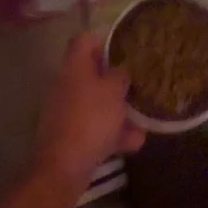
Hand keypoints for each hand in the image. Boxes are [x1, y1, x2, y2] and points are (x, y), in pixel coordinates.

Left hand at [33, 32, 145, 185]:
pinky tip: (135, 142)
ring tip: (144, 119)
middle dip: (118, 81)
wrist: (63, 168)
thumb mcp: (113, 91)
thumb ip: (121, 75)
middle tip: (139, 85)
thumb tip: (122, 69)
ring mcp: (67, 111)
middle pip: (93, 73)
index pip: (85, 40)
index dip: (105, 40)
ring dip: (120, 110)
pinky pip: (96, 127)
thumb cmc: (90, 119)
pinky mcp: (71, 135)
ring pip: (97, 103)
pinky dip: (114, 133)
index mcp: (74, 66)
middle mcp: (67, 84)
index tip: (126, 50)